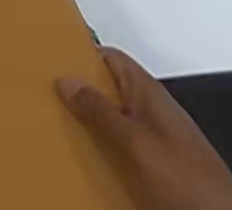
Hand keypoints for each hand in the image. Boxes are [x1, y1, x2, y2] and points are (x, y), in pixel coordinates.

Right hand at [57, 48, 231, 209]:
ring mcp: (157, 135)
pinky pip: (123, 142)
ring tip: (60, 124)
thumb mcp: (134, 142)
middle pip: (109, 87)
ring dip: (91, 119)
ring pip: (114, 116)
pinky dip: (105, 144)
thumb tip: (65, 79)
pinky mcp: (159, 162)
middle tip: (49, 95)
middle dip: (81, 90)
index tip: (53, 61)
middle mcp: (151, 107)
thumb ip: (100, 110)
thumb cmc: (182, 177)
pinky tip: (89, 156)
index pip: (109, 57)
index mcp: (147, 91)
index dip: (82, 55)